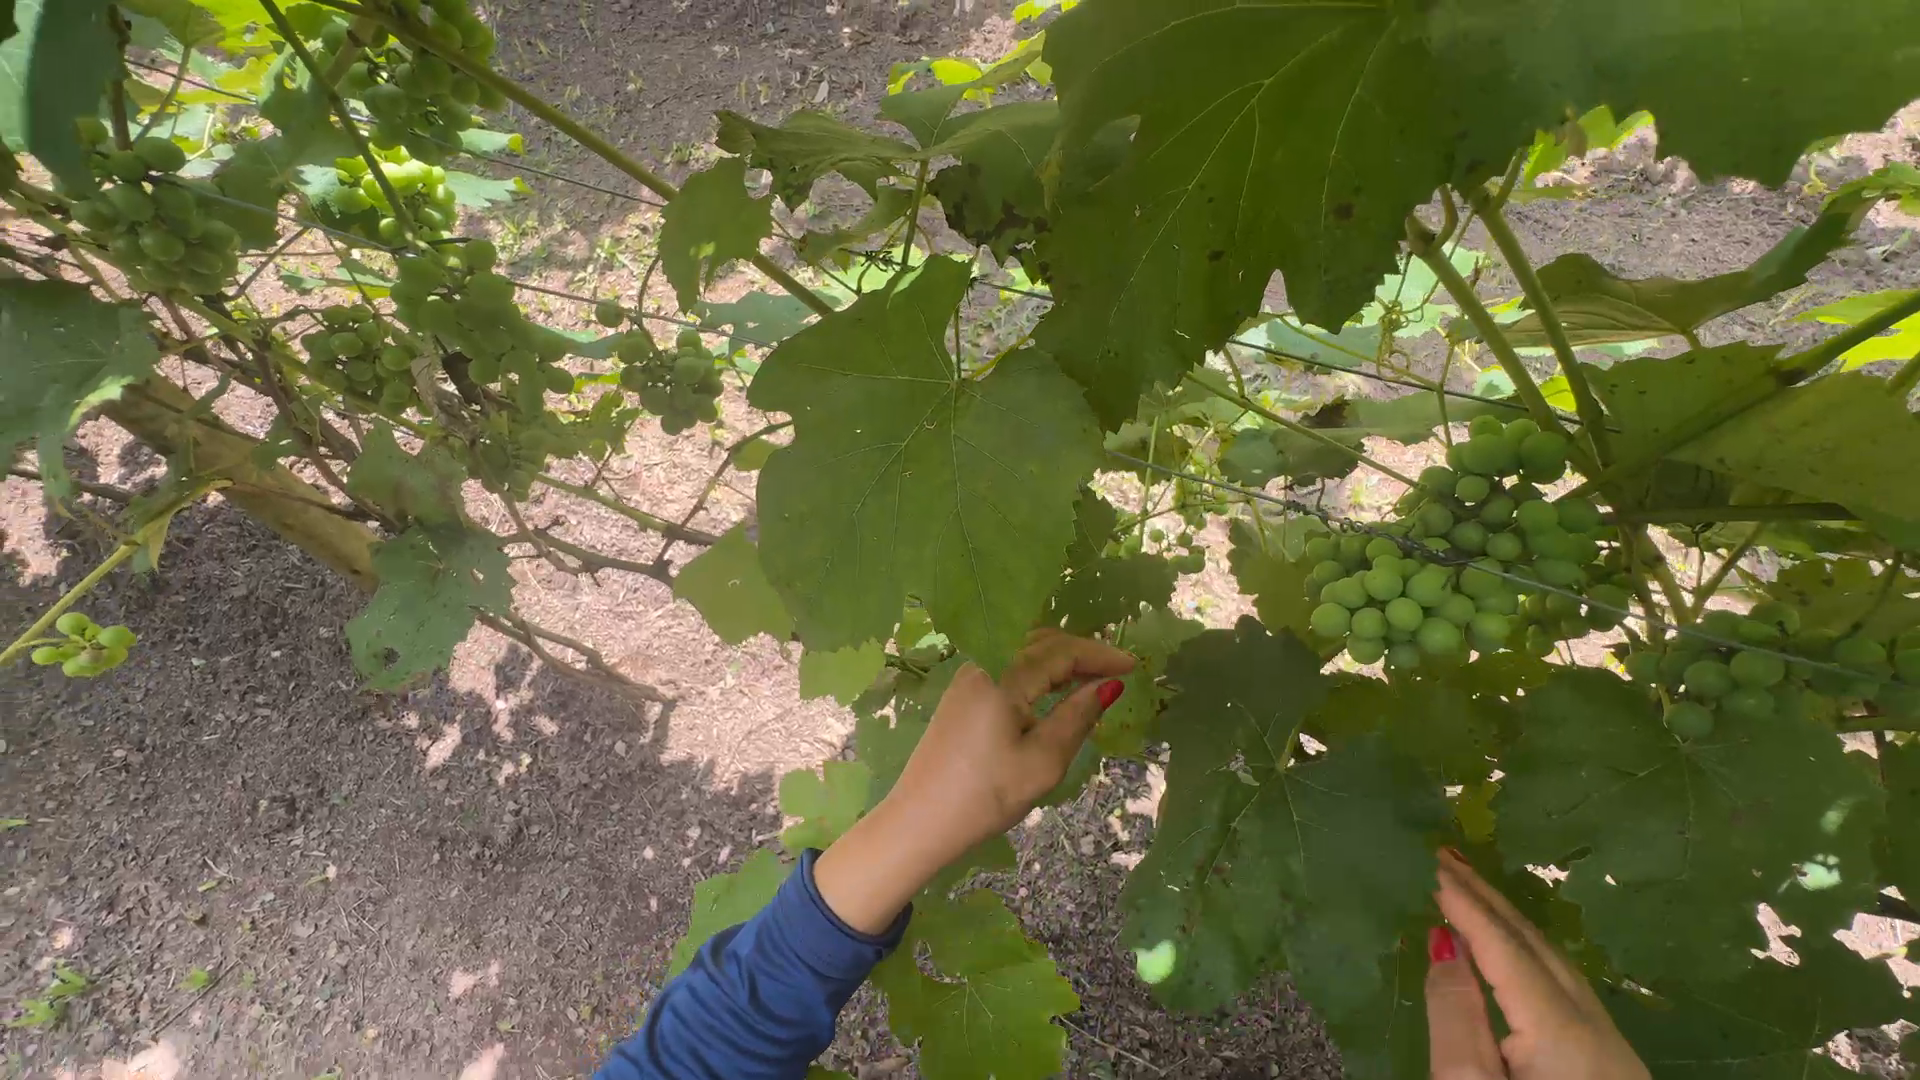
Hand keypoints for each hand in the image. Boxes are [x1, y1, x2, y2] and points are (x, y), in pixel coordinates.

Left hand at [814, 630, 1134, 932]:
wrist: (920, 821)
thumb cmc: (986, 795)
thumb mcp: (1043, 761)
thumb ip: (1077, 717)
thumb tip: (1109, 685)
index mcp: (1003, 677)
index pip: (1061, 651)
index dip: (1099, 655)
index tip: (1134, 665)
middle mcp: (983, 665)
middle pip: (1040, 642)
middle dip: (1080, 651)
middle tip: (1116, 668)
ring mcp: (968, 678)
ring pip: (1021, 652)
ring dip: (1057, 659)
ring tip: (1091, 676)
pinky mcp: (961, 694)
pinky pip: (1006, 666)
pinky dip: (1035, 670)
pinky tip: (1052, 689)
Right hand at [1427, 850, 1648, 1079]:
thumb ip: (1455, 1011)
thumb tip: (1444, 938)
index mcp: (1561, 1031)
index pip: (1501, 944)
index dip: (1462, 900)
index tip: (1426, 860)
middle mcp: (1597, 1030)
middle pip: (1535, 945)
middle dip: (1487, 897)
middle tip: (1444, 855)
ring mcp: (1614, 1053)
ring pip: (1557, 963)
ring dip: (1509, 919)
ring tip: (1469, 886)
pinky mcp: (1613, 1070)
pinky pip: (1565, 986)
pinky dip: (1528, 950)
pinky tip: (1510, 946)